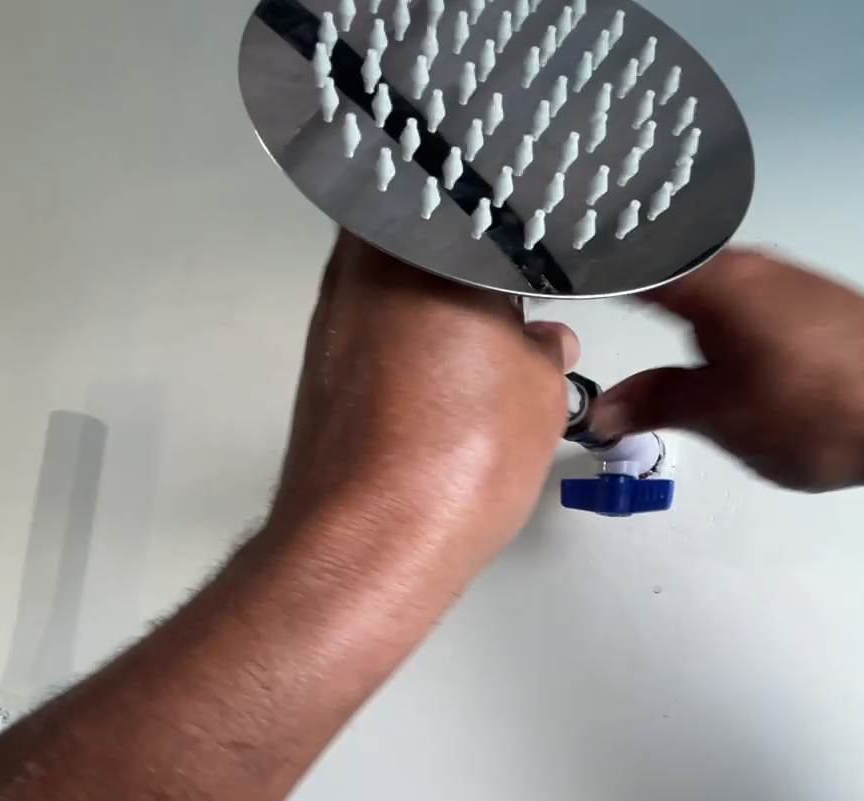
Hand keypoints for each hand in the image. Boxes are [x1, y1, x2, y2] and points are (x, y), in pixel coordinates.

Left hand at [267, 233, 577, 576]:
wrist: (371, 541)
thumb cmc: (459, 456)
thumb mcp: (540, 392)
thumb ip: (544, 349)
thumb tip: (544, 342)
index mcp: (423, 240)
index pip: (476, 196)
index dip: (515, 216)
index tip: (540, 242)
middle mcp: (362, 261)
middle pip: (425, 229)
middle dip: (474, 254)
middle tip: (519, 286)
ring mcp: (332, 315)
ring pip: (396, 277)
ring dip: (440, 296)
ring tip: (491, 338)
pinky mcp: (319, 366)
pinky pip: (376, 326)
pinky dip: (411, 336)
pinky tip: (446, 377)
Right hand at [590, 250, 863, 491]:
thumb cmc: (827, 409)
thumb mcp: (722, 414)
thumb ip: (656, 402)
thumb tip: (604, 410)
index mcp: (716, 281)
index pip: (630, 263)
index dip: (584, 270)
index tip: (548, 276)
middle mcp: (751, 269)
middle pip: (668, 260)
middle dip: (622, 271)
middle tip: (582, 284)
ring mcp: (788, 286)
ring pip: (706, 279)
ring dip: (665, 290)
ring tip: (633, 305)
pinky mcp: (816, 310)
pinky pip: (739, 297)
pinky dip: (703, 309)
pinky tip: (706, 337)